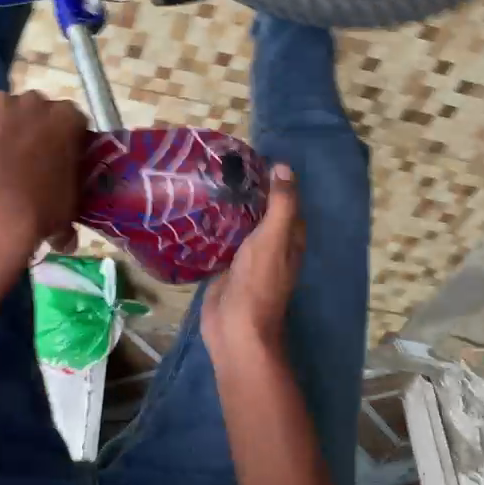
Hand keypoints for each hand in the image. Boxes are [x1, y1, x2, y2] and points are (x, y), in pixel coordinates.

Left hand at [0, 90, 88, 300]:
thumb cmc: (39, 211)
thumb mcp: (67, 209)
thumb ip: (69, 205)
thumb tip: (66, 236)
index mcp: (66, 118)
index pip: (71, 119)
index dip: (64, 137)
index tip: (58, 155)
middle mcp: (33, 101)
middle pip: (36, 108)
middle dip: (32, 126)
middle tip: (27, 157)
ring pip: (2, 110)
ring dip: (2, 126)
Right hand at [202, 164, 304, 357]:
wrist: (235, 326)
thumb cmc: (260, 281)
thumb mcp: (274, 237)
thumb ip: (281, 204)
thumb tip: (283, 168)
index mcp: (288, 238)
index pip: (285, 201)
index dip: (273, 180)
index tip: (250, 158)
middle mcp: (270, 245)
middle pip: (260, 211)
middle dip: (245, 191)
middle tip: (220, 165)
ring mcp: (246, 257)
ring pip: (238, 225)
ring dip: (226, 207)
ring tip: (204, 180)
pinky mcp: (224, 266)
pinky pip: (220, 240)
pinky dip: (211, 226)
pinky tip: (195, 210)